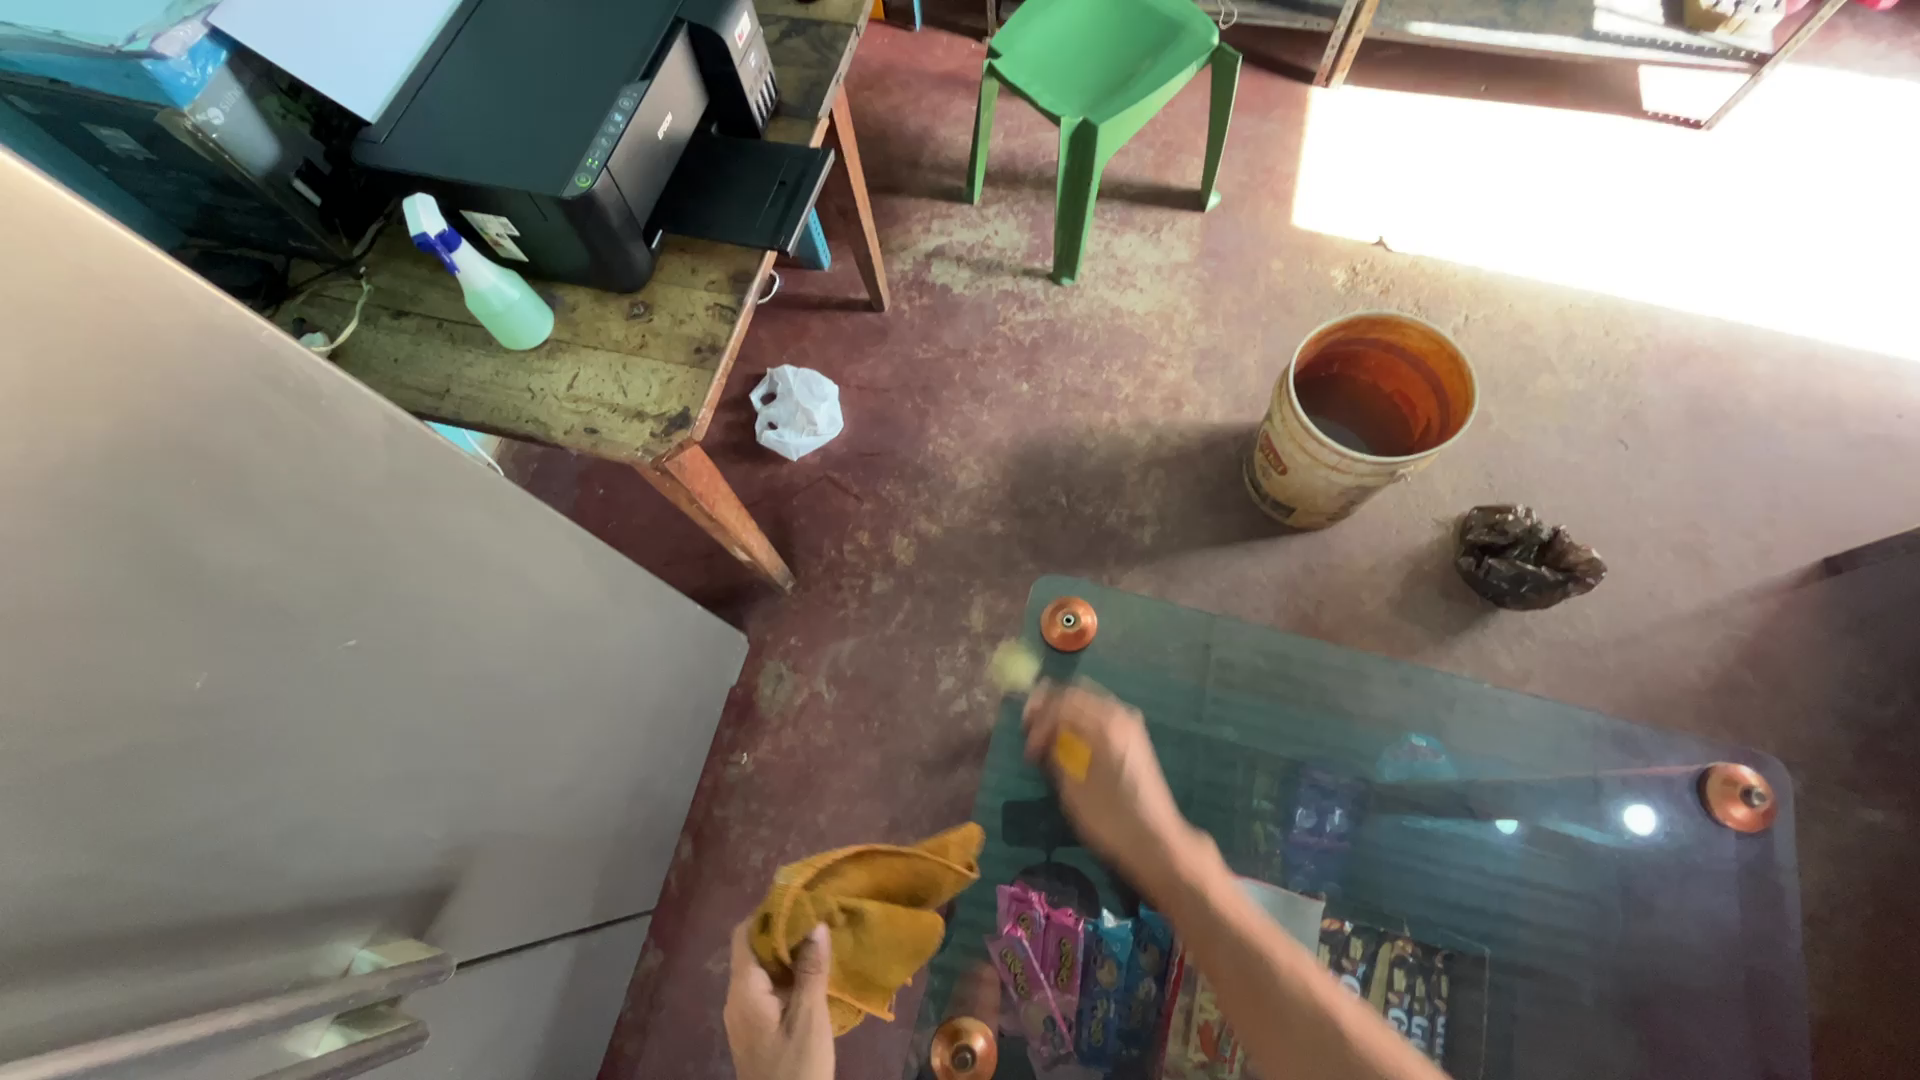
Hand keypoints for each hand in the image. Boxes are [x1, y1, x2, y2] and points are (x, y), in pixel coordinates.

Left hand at [724, 919, 833, 1079]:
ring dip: (787, 951)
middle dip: (783, 928)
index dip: (768, 912)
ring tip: (819, 935)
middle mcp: (737, 999)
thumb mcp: (809, 1019)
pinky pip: (767, 988)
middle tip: (816, 912)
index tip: (799, 897)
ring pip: (762, 969)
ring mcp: (744, 1015)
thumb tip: (815, 923)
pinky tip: (813, 970)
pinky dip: (787, 973)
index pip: (745, 934)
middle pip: (753, 949)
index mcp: (744, 991)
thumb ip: (811, 971)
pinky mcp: (755, 1028)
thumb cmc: (795, 1068)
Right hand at [1021, 679, 1202, 902]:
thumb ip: (1056, 753)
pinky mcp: (1134, 736)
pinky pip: (1099, 713)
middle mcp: (1119, 713)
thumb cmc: (1110, 819)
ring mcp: (1130, 723)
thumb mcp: (1072, 788)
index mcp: (1104, 724)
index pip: (1060, 703)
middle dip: (1048, 707)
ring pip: (1088, 700)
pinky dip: (1080, 719)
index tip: (1029, 752)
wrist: (1157, 842)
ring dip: (1063, 711)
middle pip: (1075, 692)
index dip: (1037, 723)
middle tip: (1029, 729)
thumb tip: (1045, 739)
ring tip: (1045, 735)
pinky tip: (1069, 740)